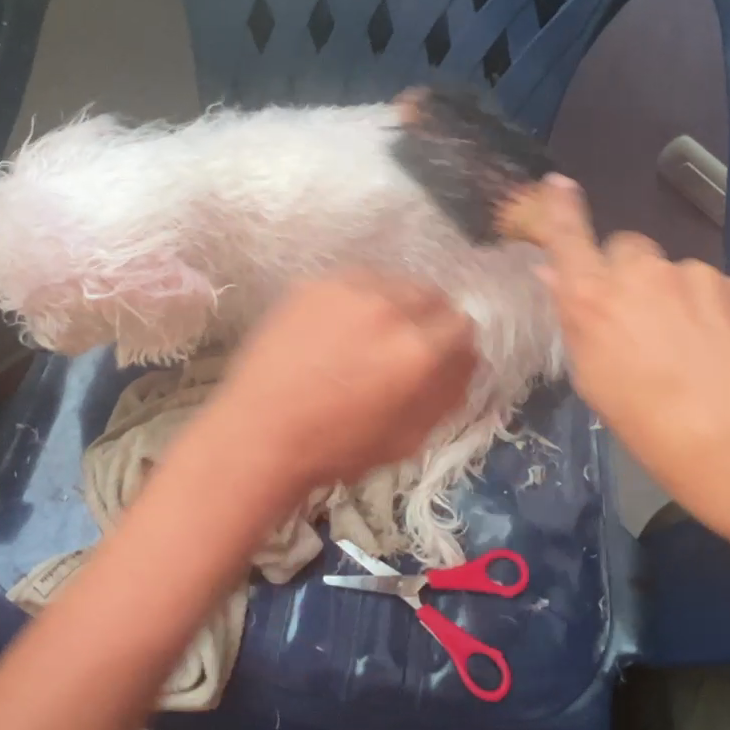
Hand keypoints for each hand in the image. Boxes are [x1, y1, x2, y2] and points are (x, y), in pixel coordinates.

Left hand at [209, 269, 477, 493]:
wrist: (259, 433)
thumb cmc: (337, 448)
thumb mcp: (410, 437)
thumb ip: (448, 393)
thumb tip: (470, 362)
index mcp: (420, 350)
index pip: (463, 325)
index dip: (454, 345)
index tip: (440, 358)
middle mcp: (390, 308)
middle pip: (432, 295)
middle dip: (427, 319)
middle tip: (404, 345)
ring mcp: (349, 289)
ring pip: (393, 282)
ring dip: (393, 304)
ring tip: (369, 334)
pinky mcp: (314, 283)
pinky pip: (354, 281)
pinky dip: (357, 299)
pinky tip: (339, 327)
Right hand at [523, 175, 729, 551]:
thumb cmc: (658, 433)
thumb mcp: (599, 384)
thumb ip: (578, 323)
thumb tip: (558, 278)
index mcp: (595, 301)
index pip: (569, 238)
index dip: (561, 210)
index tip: (558, 184)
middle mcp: (642, 276)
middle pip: (627, 251)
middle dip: (628, 274)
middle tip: (640, 321)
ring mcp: (696, 278)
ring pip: (674, 274)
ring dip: (674, 298)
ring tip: (692, 354)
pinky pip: (713, 290)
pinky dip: (712, 313)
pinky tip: (725, 356)